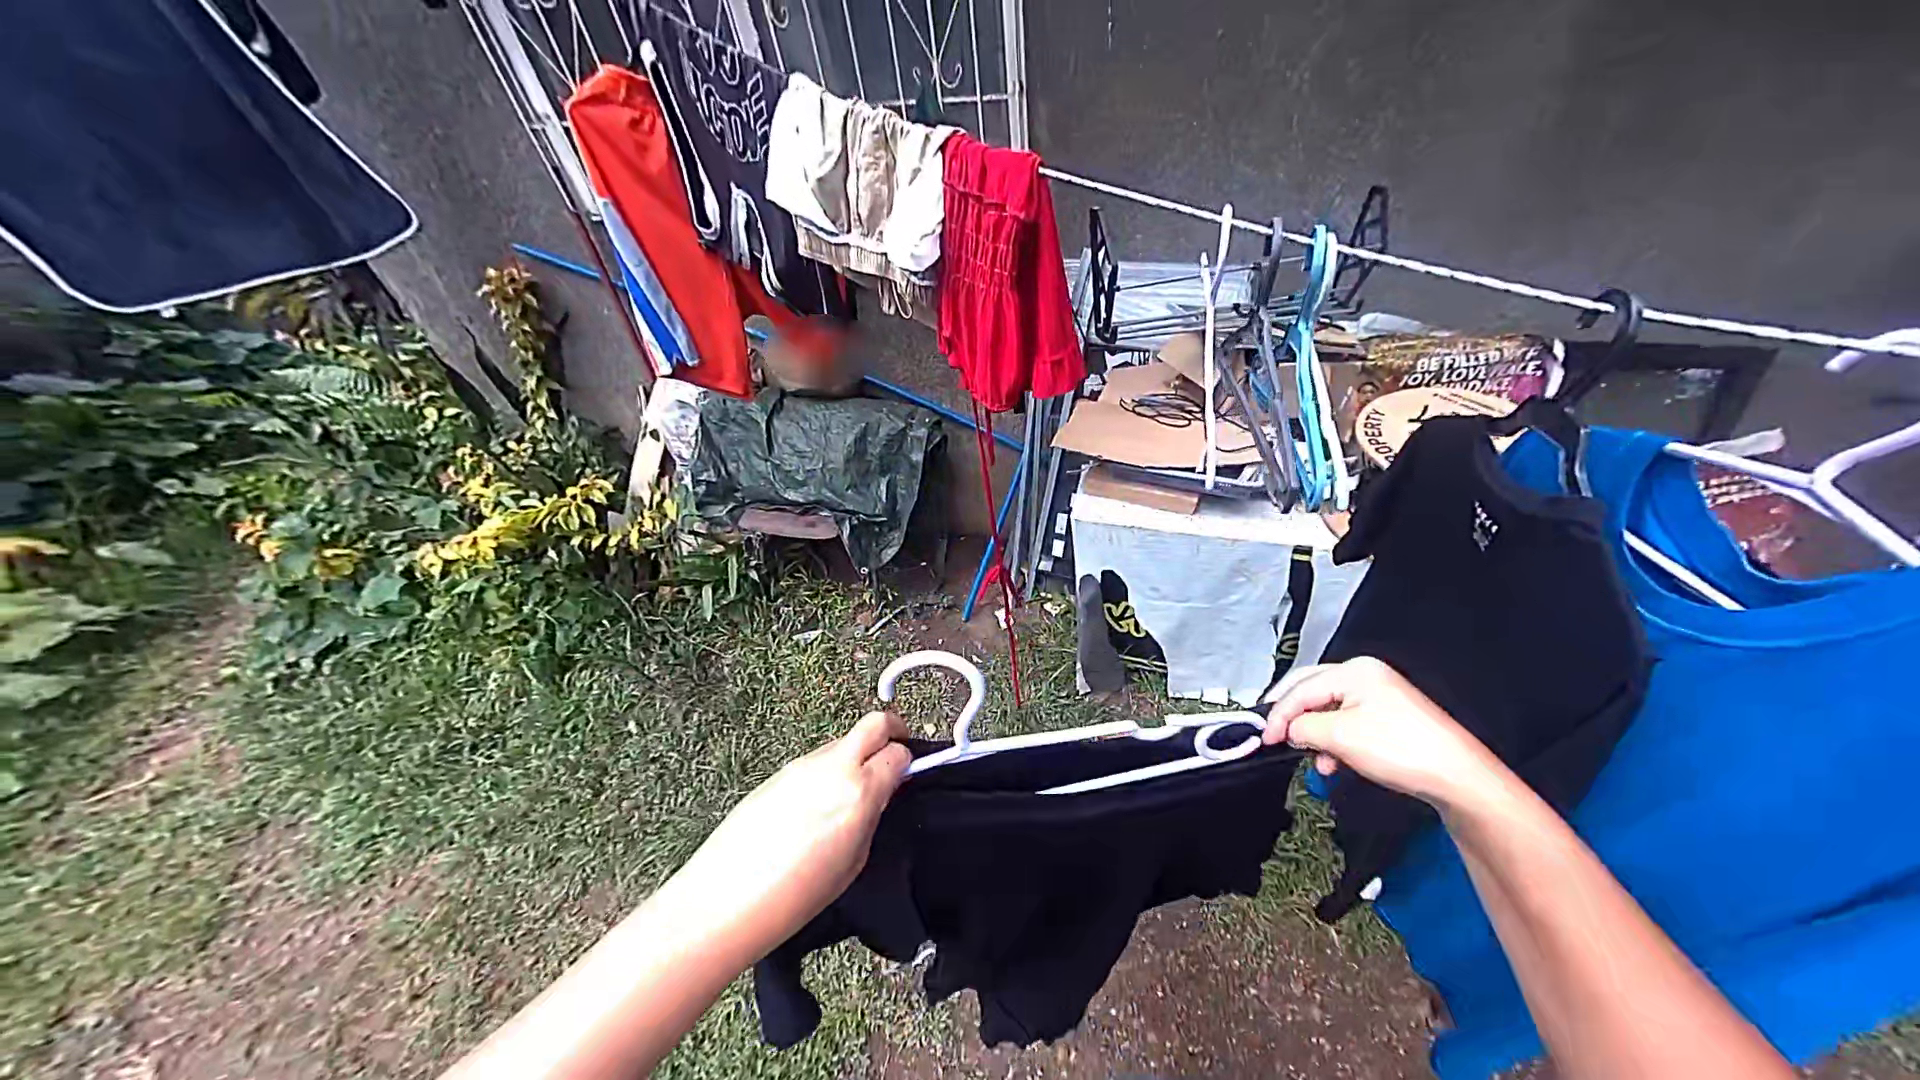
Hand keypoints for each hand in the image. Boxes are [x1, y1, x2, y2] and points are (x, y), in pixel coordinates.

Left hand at [670, 712, 911, 947]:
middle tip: (897, 753)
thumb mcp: (853, 861)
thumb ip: (872, 816)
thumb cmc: (788, 895)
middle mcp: (832, 768)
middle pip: (875, 722)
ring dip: (858, 754)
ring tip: (852, 793)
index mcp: (858, 791)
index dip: (909, 761)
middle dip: (893, 731)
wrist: (725, 899)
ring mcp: (803, 766)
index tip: (909, 773)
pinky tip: (821, 806)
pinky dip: (830, 769)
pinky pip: (816, 759)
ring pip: (844, 740)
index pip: (898, 751)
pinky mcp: (779, 773)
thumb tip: (882, 794)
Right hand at [1261, 657, 1506, 810]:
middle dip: (1294, 718)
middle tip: (1276, 737)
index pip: (1300, 688)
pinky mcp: (1389, 718)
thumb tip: (1288, 728)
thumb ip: (1301, 727)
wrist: (1459, 780)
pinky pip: (1346, 723)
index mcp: (1355, 671)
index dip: (1278, 714)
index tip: (1266, 737)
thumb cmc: (1404, 750)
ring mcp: (1379, 696)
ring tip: (1315, 758)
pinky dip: (1334, 741)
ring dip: (1315, 735)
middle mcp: (1366, 676)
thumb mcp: (1338, 737)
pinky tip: (1335, 761)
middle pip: (1311, 693)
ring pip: (1328, 710)